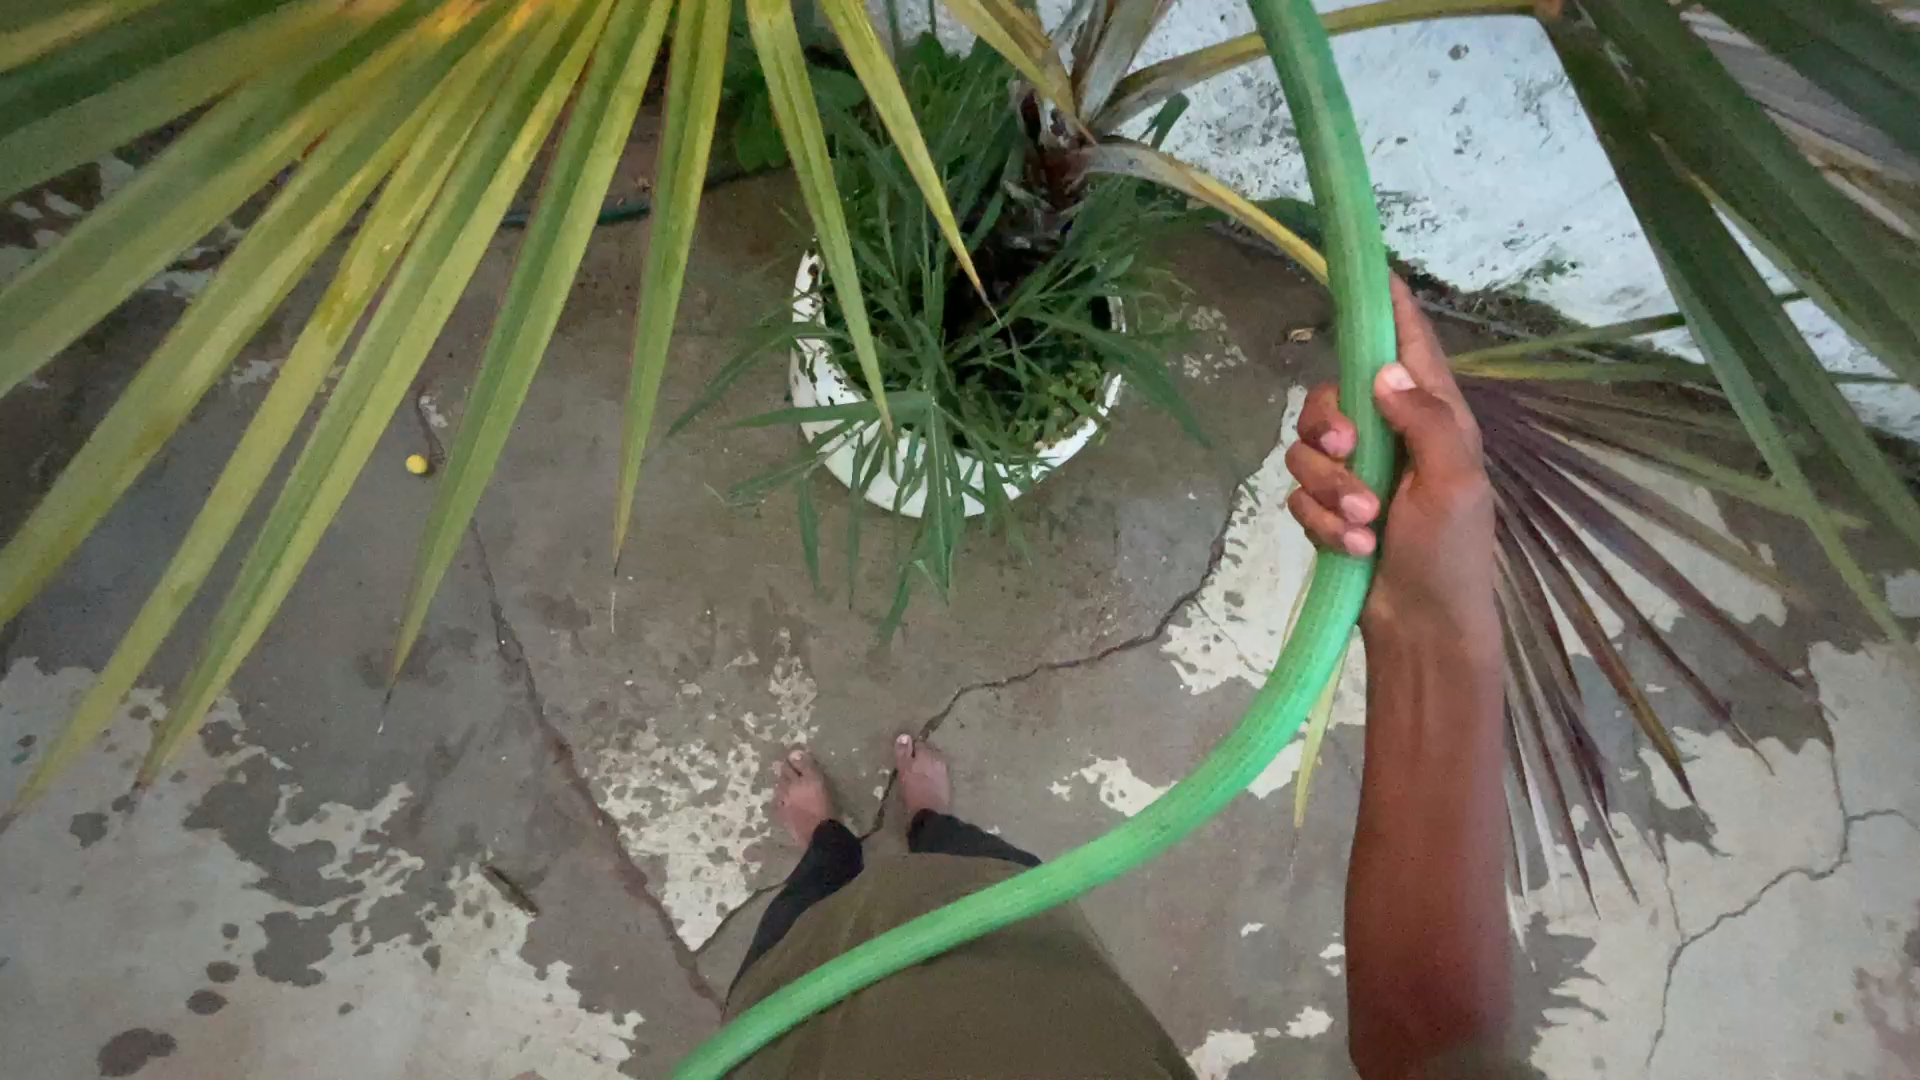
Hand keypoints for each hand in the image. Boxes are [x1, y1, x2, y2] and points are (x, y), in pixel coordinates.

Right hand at [1285, 278, 1495, 642]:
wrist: (1419, 623)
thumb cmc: (1451, 553)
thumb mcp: (1453, 481)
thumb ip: (1423, 421)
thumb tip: (1382, 370)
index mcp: (1430, 418)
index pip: (1408, 348)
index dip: (1390, 310)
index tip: (1374, 272)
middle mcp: (1385, 437)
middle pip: (1329, 400)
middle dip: (1328, 430)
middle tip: (1346, 453)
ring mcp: (1352, 475)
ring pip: (1304, 453)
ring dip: (1330, 492)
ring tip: (1362, 527)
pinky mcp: (1326, 509)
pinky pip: (1298, 497)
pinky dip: (1321, 523)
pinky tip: (1350, 546)